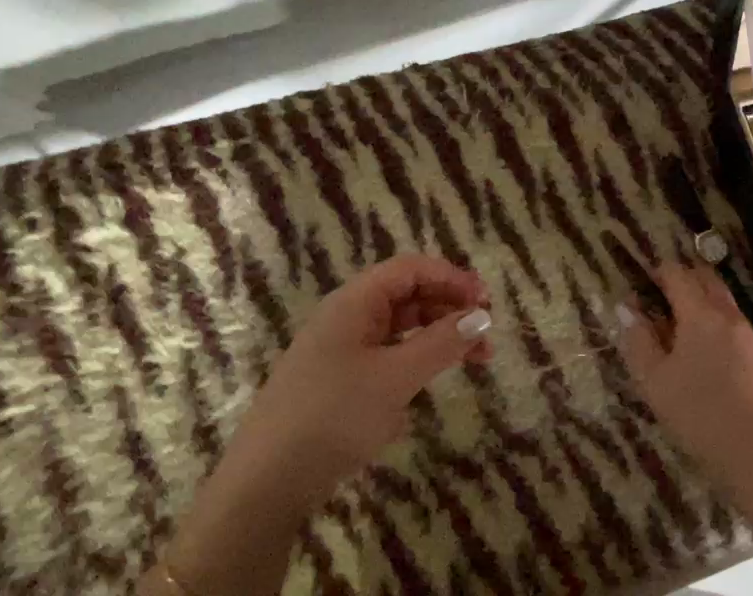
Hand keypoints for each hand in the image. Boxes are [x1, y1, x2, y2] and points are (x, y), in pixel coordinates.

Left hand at [151, 255, 493, 595]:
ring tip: (472, 364)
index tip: (486, 303)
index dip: (451, 278)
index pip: (411, 269)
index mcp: (354, 302)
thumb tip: (481, 316)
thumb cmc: (333, 416)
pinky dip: (412, 367)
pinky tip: (423, 396)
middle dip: (449, 310)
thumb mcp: (395, 378)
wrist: (265, 483)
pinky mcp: (337, 386)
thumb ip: (441, 343)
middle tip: (486, 338)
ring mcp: (339, 353)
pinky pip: (384, 361)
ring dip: (436, 340)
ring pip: (398, 331)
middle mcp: (346, 318)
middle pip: (407, 296)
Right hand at [618, 263, 752, 482]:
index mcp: (700, 314)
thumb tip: (625, 308)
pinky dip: (715, 323)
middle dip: (682, 278)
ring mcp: (749, 335)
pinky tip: (703, 353)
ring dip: (700, 301)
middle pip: (705, 279)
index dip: (657, 272)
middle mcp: (728, 315)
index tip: (641, 283)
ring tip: (677, 327)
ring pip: (723, 301)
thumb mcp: (655, 382)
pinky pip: (733, 324)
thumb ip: (638, 341)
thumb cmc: (700, 415)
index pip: (677, 274)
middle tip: (659, 298)